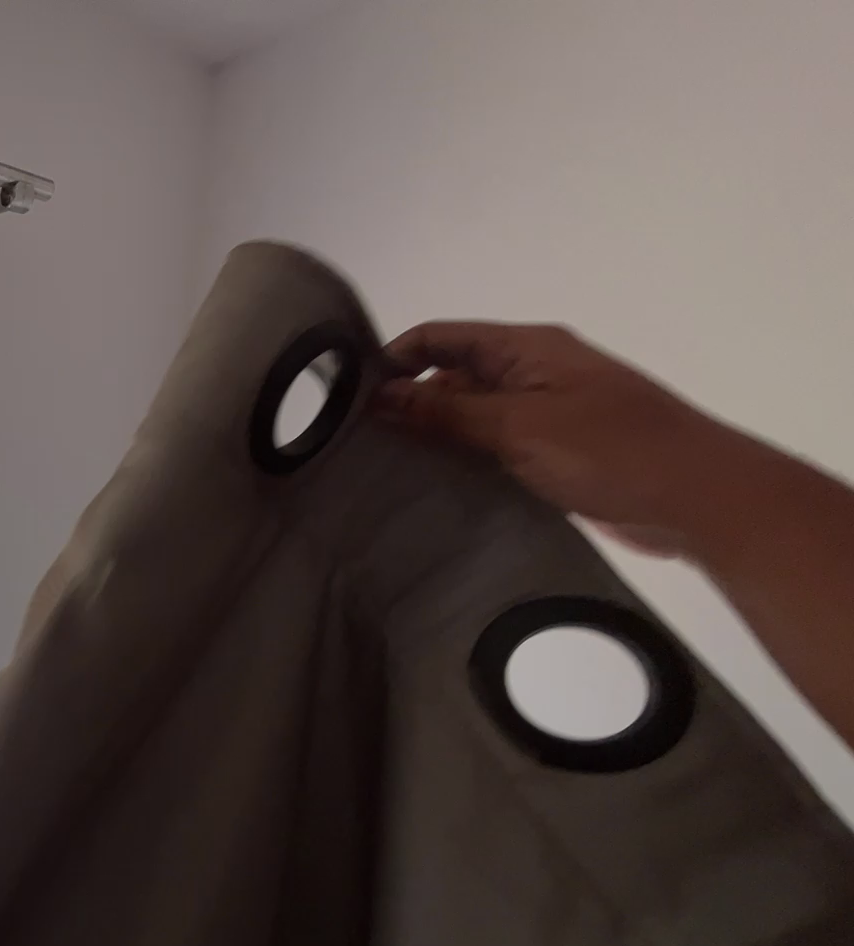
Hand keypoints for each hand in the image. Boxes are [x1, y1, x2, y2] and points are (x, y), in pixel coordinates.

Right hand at [375, 321, 744, 556]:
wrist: (702, 501)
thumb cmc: (611, 450)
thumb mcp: (517, 425)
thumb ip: (443, 410)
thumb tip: (376, 396)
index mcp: (525, 348)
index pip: (438, 338)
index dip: (391, 359)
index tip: (349, 399)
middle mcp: (527, 372)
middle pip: (445, 374)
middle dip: (401, 400)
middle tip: (355, 440)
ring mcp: (536, 411)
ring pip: (460, 412)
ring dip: (425, 433)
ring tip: (379, 464)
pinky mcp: (542, 448)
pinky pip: (481, 443)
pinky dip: (452, 456)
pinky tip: (422, 481)